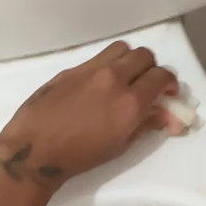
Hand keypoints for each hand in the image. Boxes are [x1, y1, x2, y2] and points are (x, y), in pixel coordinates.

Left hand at [0, 41, 182, 189]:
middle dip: (151, 69)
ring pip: (121, 49)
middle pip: (144, 56)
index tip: (167, 95)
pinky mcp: (70, 70)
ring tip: (123, 79)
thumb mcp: (119, 145)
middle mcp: (113, 78)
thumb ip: (145, 124)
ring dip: (129, 61)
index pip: (162, 77)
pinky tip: (96, 87)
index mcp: (130, 101)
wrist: (35, 151)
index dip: (170, 84)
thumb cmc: (79, 156)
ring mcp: (90, 70)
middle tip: (146, 86)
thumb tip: (167, 116)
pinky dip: (105, 67)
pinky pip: (96, 58)